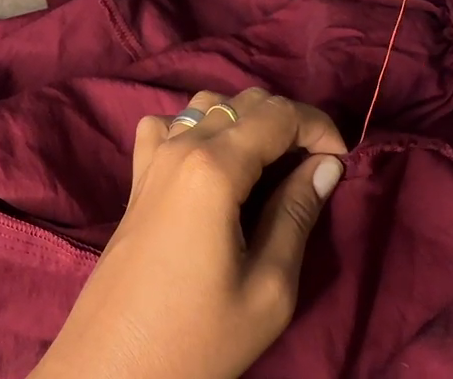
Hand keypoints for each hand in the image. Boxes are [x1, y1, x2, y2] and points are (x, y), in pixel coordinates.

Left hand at [30, 88, 348, 378]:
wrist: (111, 370)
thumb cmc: (196, 339)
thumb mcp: (268, 289)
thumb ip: (297, 215)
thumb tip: (327, 165)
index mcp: (214, 167)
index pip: (279, 113)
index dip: (319, 128)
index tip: (341, 164)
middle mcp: (180, 145)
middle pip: (246, 101)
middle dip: (290, 123)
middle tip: (314, 169)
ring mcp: (152, 157)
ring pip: (208, 104)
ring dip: (247, 121)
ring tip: (271, 166)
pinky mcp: (136, 177)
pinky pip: (169, 125)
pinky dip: (198, 127)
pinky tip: (211, 164)